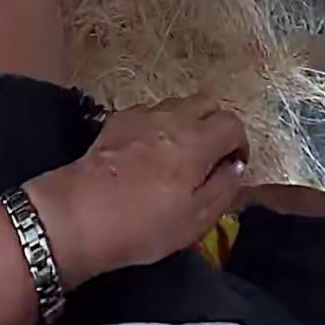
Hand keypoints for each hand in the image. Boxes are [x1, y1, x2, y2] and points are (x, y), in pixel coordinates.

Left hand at [23, 95, 248, 286]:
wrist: (84, 209)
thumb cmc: (145, 223)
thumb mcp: (196, 219)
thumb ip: (224, 188)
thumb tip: (237, 166)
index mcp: (195, 140)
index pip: (231, 122)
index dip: (239, 143)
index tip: (233, 166)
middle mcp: (170, 117)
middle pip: (206, 102)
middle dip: (216, 124)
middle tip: (211, 156)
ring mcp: (141, 112)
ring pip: (177, 104)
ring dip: (187, 122)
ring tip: (179, 155)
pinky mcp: (118, 117)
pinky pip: (150, 112)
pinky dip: (159, 125)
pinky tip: (148, 153)